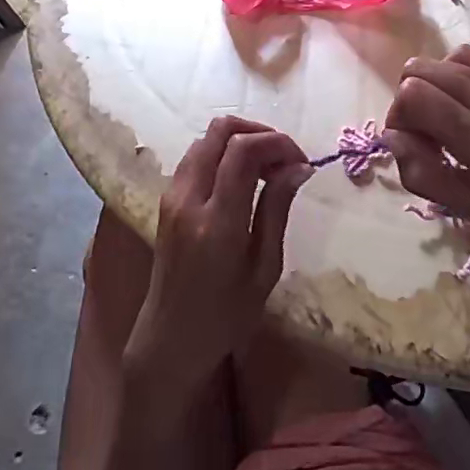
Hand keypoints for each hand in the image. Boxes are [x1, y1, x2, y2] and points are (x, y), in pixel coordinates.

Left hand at [124, 117, 312, 400]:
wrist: (171, 338)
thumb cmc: (227, 314)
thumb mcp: (264, 267)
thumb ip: (277, 209)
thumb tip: (299, 167)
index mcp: (216, 221)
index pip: (242, 151)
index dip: (278, 142)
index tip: (302, 161)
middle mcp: (188, 199)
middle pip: (220, 130)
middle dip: (260, 133)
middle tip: (286, 159)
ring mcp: (172, 197)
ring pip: (206, 138)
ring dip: (242, 141)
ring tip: (269, 170)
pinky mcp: (167, 199)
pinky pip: (197, 157)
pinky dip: (225, 154)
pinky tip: (245, 180)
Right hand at [381, 46, 469, 261]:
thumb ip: (423, 173)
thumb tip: (394, 138)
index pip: (413, 96)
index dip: (397, 118)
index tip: (410, 145)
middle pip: (421, 69)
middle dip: (409, 100)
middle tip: (425, 135)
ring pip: (444, 59)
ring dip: (432, 86)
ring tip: (446, 120)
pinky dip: (456, 76)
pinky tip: (467, 106)